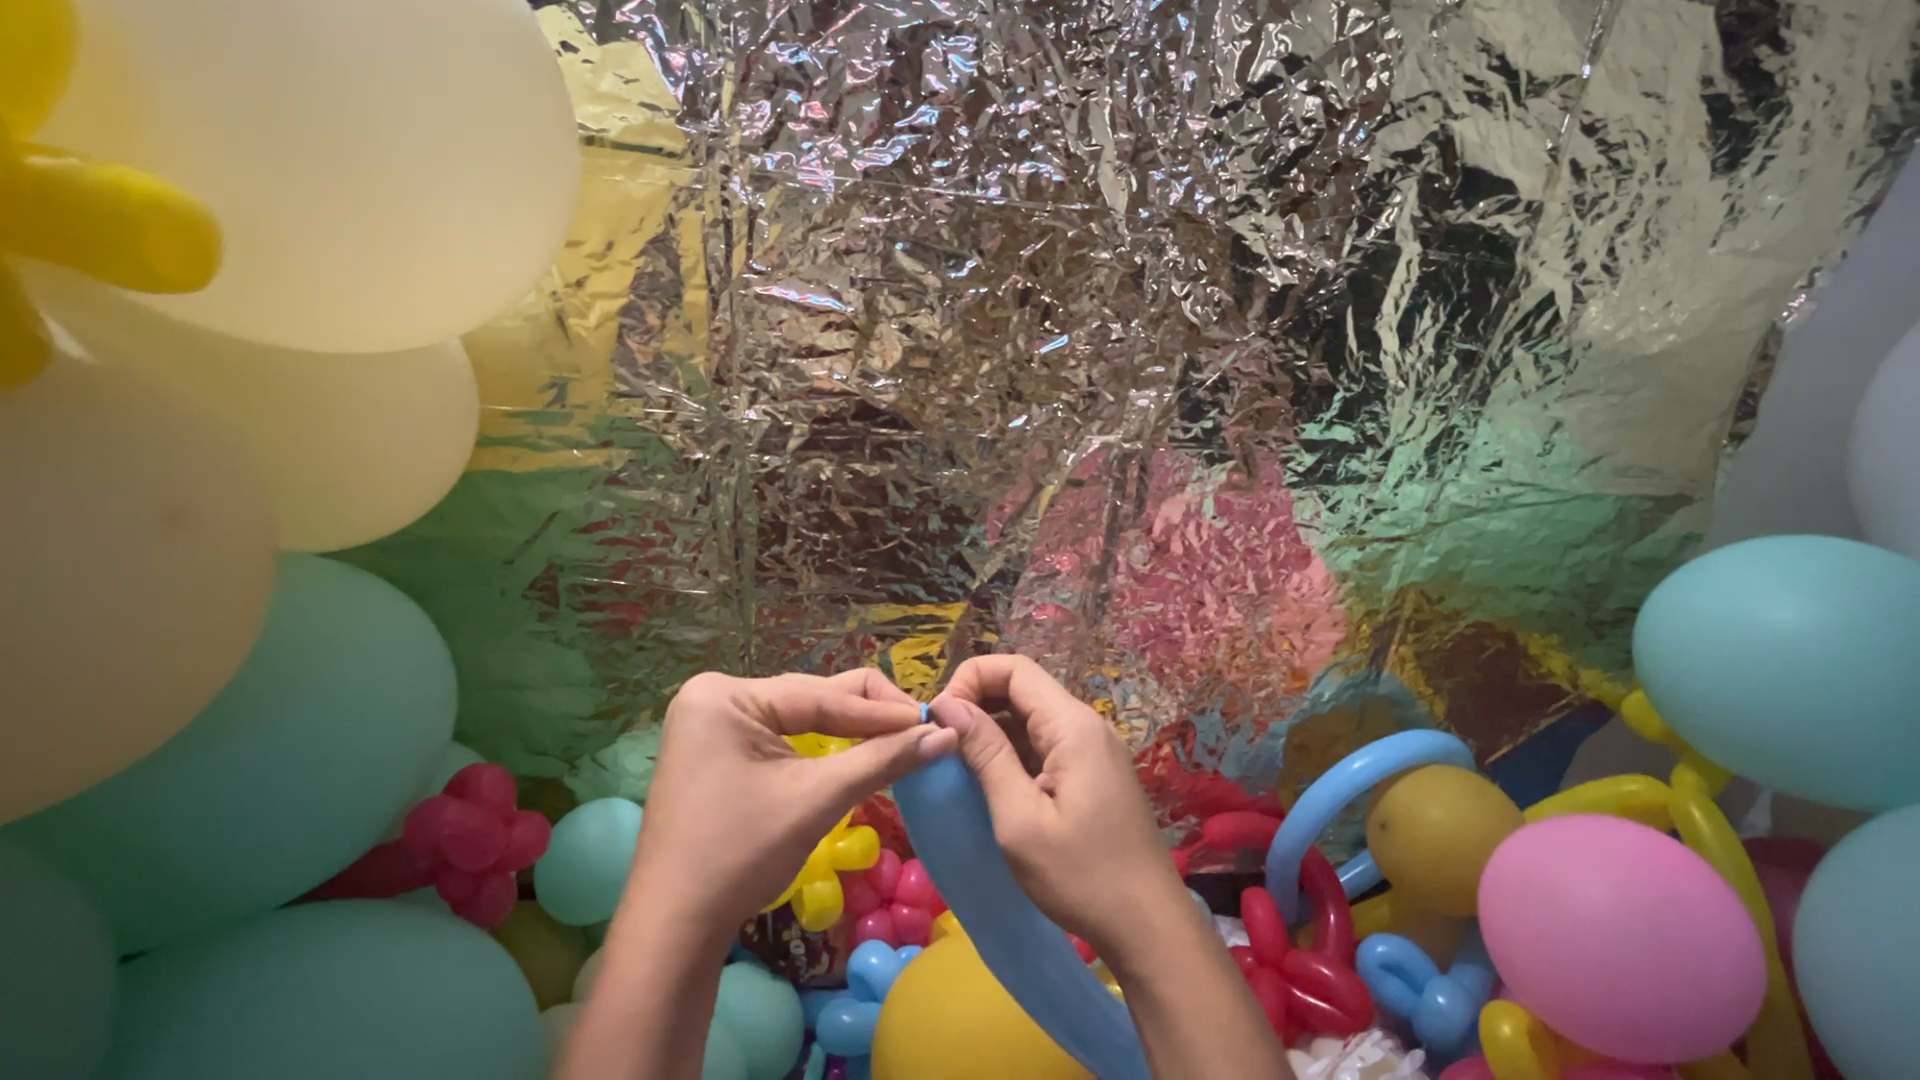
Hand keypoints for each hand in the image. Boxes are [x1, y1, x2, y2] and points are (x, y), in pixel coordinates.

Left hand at [631, 669, 958, 935]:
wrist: (674, 927)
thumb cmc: (740, 854)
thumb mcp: (816, 799)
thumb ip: (883, 759)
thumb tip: (946, 735)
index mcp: (726, 694)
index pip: (822, 694)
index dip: (883, 711)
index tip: (934, 722)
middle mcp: (716, 697)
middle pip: (811, 699)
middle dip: (868, 719)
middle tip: (922, 733)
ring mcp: (713, 726)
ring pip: (799, 719)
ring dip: (849, 732)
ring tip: (901, 742)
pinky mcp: (717, 753)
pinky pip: (781, 739)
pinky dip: (821, 749)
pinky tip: (857, 755)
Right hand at [932, 654, 1185, 957]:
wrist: (1148, 926)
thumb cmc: (1080, 876)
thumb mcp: (1019, 819)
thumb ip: (985, 755)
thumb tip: (947, 704)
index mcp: (1072, 726)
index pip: (1014, 668)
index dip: (969, 680)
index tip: (939, 720)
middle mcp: (1086, 725)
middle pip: (1023, 688)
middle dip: (976, 704)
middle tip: (942, 745)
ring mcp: (1093, 749)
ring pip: (1032, 717)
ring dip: (992, 732)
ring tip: (957, 767)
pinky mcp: (1093, 773)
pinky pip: (1045, 744)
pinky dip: (1013, 753)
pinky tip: (990, 784)